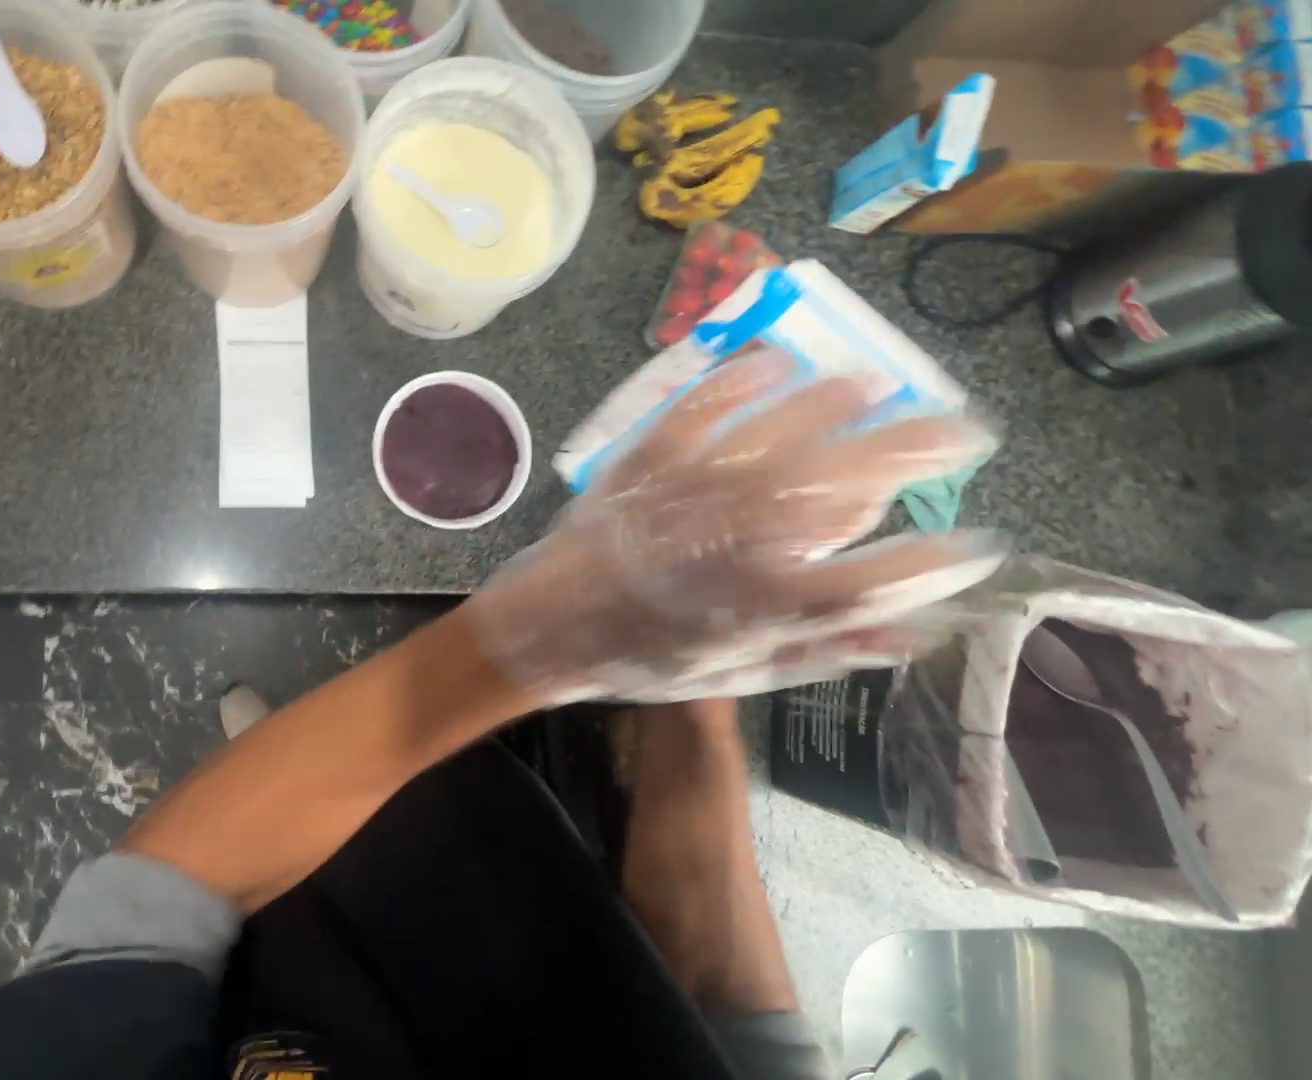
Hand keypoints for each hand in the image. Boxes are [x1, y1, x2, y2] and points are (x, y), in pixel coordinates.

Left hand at [466, 348, 1005, 704]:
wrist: (547, 628)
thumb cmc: (640, 658)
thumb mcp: (734, 674)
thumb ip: (821, 651)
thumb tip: (912, 633)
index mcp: (768, 603)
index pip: (881, 578)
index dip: (939, 561)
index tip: (978, 544)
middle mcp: (742, 538)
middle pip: (850, 478)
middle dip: (917, 449)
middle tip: (962, 430)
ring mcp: (693, 490)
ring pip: (783, 429)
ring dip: (837, 401)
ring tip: (875, 383)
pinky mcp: (647, 461)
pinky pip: (699, 407)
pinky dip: (737, 379)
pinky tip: (772, 362)